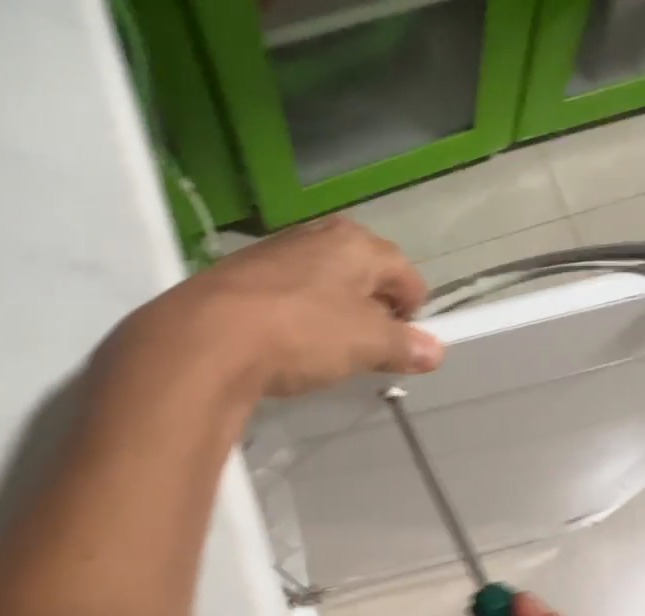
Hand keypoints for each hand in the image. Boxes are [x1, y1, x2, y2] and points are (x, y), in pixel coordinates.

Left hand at [102, 216, 443, 398]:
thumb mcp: (364, 344)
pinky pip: (284, 295)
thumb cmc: (303, 333)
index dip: (413, 305)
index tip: (411, 336)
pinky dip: (296, 316)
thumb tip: (435, 350)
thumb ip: (402, 345)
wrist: (209, 337)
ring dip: (332, 309)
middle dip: (372, 304)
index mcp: (355, 244)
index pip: (402, 270)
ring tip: (330, 348)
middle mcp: (316, 236)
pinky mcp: (238, 276)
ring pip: (320, 280)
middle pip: (360, 270)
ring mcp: (273, 253)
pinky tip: (288, 345)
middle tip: (373, 343)